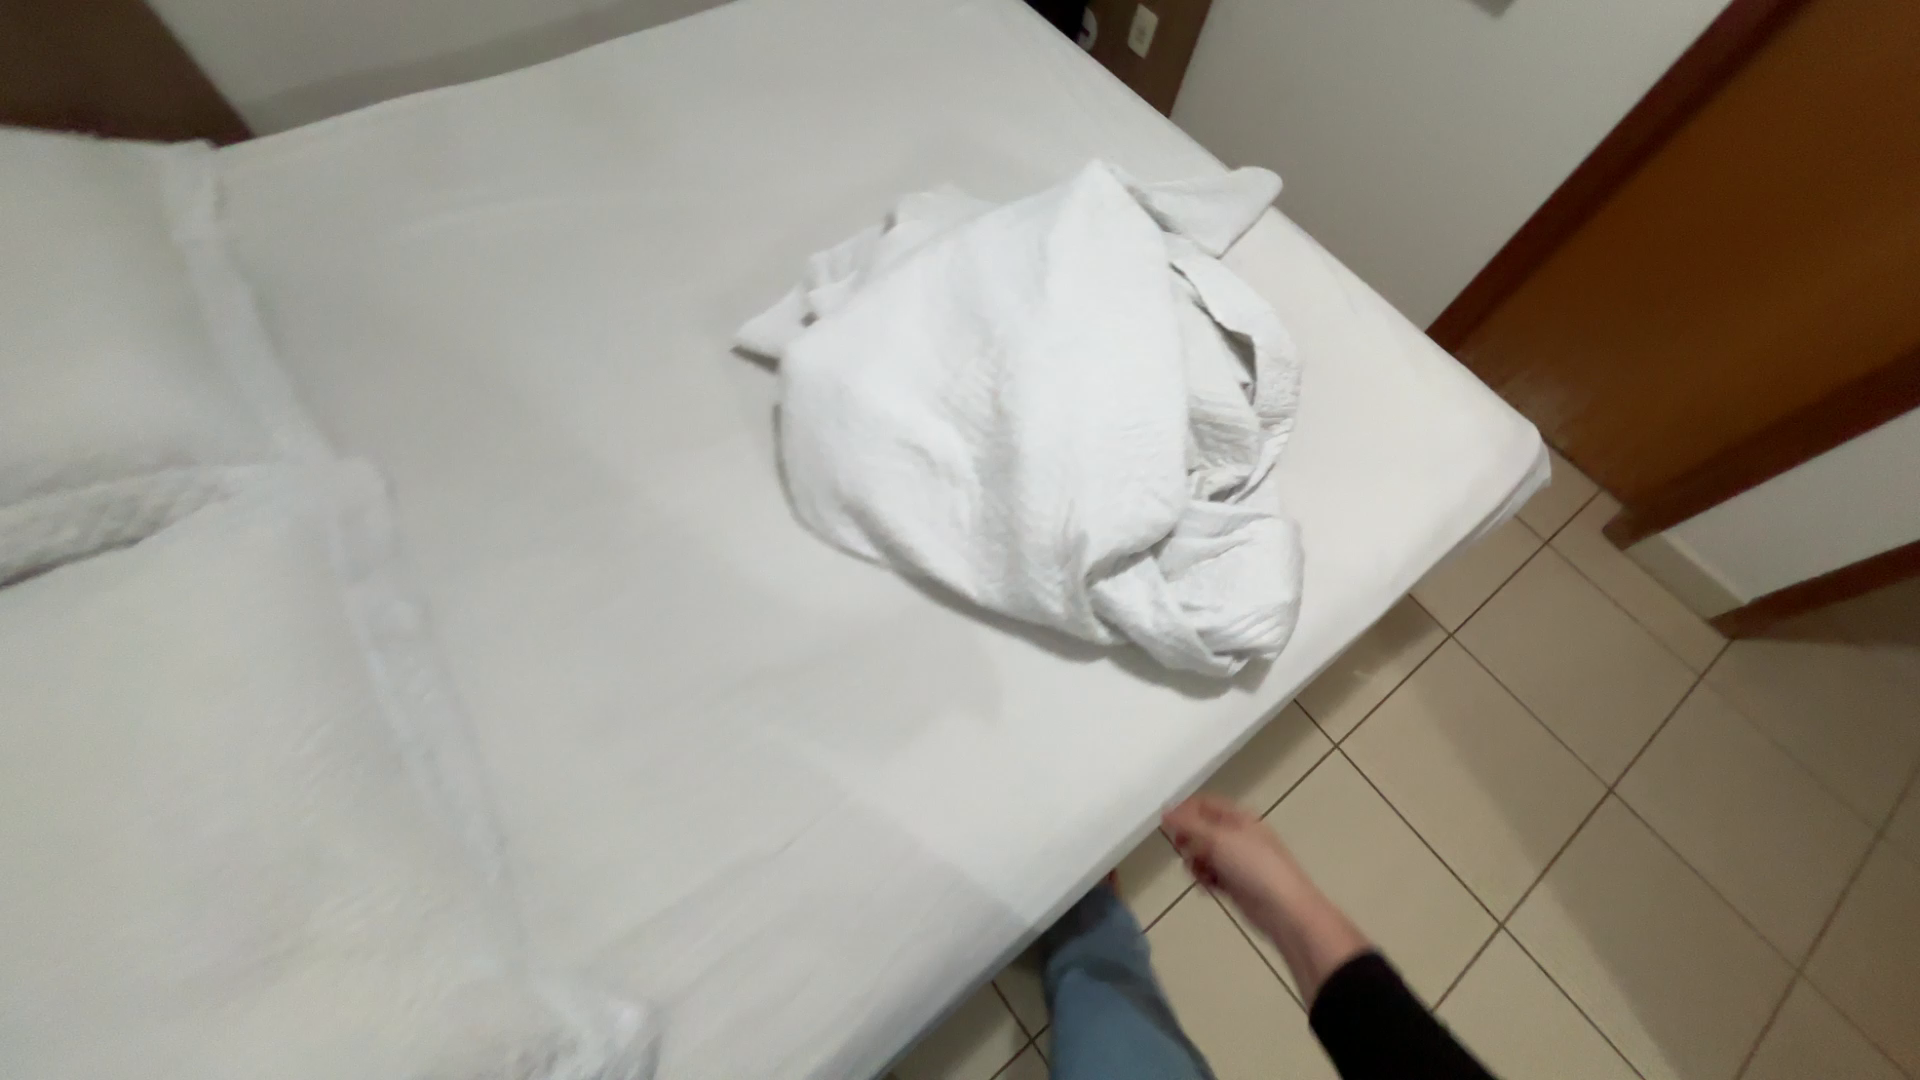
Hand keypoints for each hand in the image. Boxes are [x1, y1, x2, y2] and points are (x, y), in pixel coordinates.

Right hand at [1163, 794, 1370, 1001]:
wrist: (1285, 911)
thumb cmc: (1254, 867)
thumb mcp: (1218, 839)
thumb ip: (1188, 825)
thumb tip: (1164, 813)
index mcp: (1238, 817)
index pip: (1204, 804)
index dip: (1184, 811)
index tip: (1166, 825)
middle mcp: (1237, 835)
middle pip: (1202, 829)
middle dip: (1189, 839)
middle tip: (1180, 849)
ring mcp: (1238, 860)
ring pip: (1205, 853)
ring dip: (1196, 861)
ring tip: (1198, 872)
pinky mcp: (1237, 884)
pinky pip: (1212, 874)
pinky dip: (1205, 878)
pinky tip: (1206, 886)